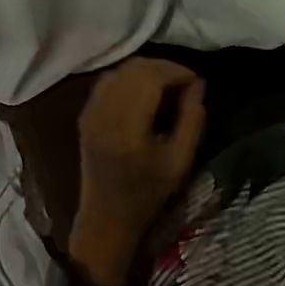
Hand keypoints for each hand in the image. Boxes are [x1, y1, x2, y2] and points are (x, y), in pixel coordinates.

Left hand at [70, 58, 206, 285]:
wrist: (106, 218)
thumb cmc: (147, 195)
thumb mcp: (180, 161)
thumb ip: (193, 119)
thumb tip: (198, 84)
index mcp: (127, 128)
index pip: (151, 77)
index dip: (176, 71)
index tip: (195, 80)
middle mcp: (104, 113)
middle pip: (135, 68)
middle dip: (164, 67)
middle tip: (184, 81)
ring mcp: (91, 112)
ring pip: (120, 70)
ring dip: (146, 70)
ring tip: (167, 84)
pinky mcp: (85, 114)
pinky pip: (108, 80)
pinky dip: (129, 77)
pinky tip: (144, 91)